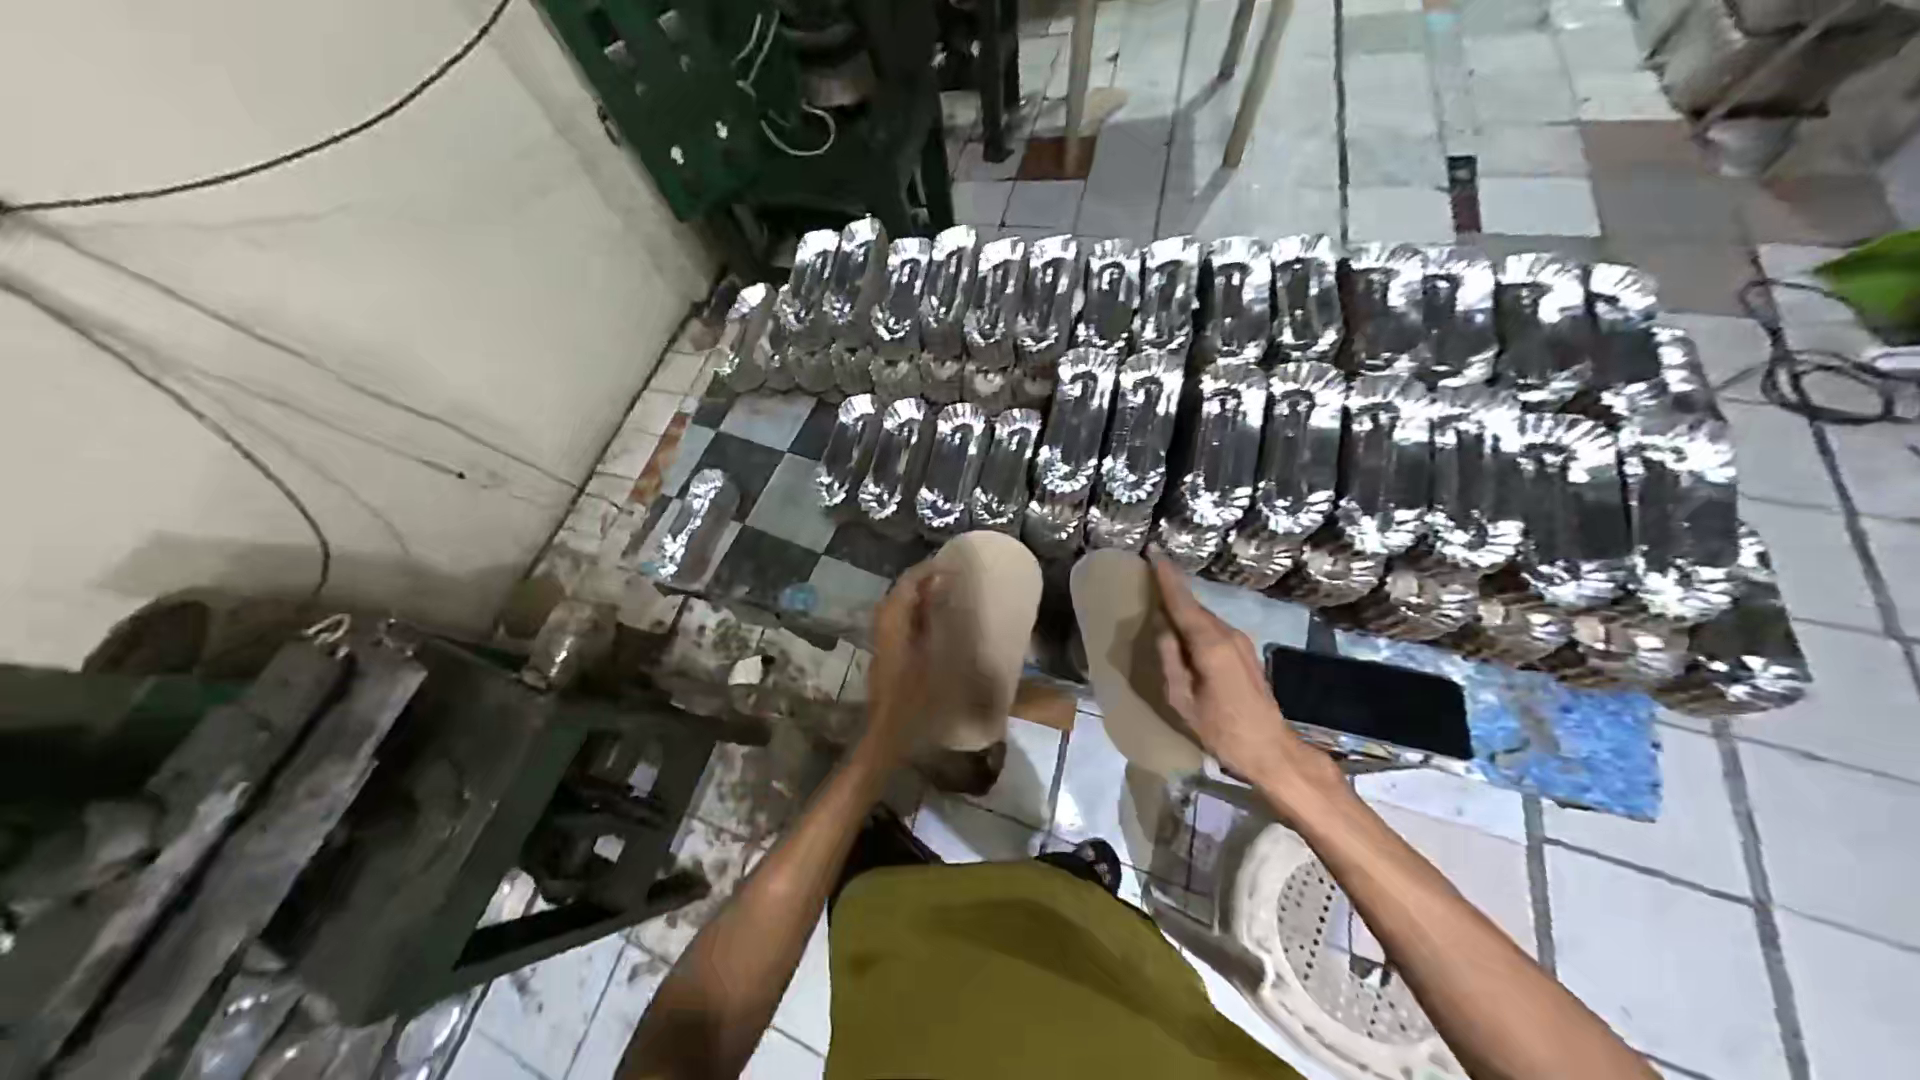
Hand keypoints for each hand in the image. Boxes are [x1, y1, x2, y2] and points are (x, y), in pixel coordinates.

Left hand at [861, 560, 944, 757]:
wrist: (885, 738)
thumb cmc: (914, 704)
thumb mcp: (939, 665)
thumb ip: (944, 628)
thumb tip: (951, 599)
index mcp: (895, 627)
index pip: (907, 586)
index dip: (927, 571)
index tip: (951, 565)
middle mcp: (884, 630)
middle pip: (899, 594)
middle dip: (922, 580)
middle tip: (950, 576)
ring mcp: (882, 644)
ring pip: (897, 609)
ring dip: (917, 597)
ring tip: (944, 593)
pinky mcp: (886, 657)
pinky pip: (899, 623)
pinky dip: (915, 613)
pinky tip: (933, 623)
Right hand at [1149, 552, 1343, 814]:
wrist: (1270, 749)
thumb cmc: (1220, 728)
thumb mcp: (1181, 698)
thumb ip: (1169, 658)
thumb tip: (1162, 627)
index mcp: (1210, 644)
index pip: (1183, 602)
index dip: (1166, 577)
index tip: (1154, 552)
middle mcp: (1228, 634)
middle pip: (1194, 606)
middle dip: (1173, 589)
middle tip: (1150, 574)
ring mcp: (1241, 642)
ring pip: (1205, 617)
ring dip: (1184, 607)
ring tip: (1161, 599)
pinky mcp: (1245, 652)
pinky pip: (1213, 628)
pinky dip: (1195, 622)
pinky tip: (1183, 628)